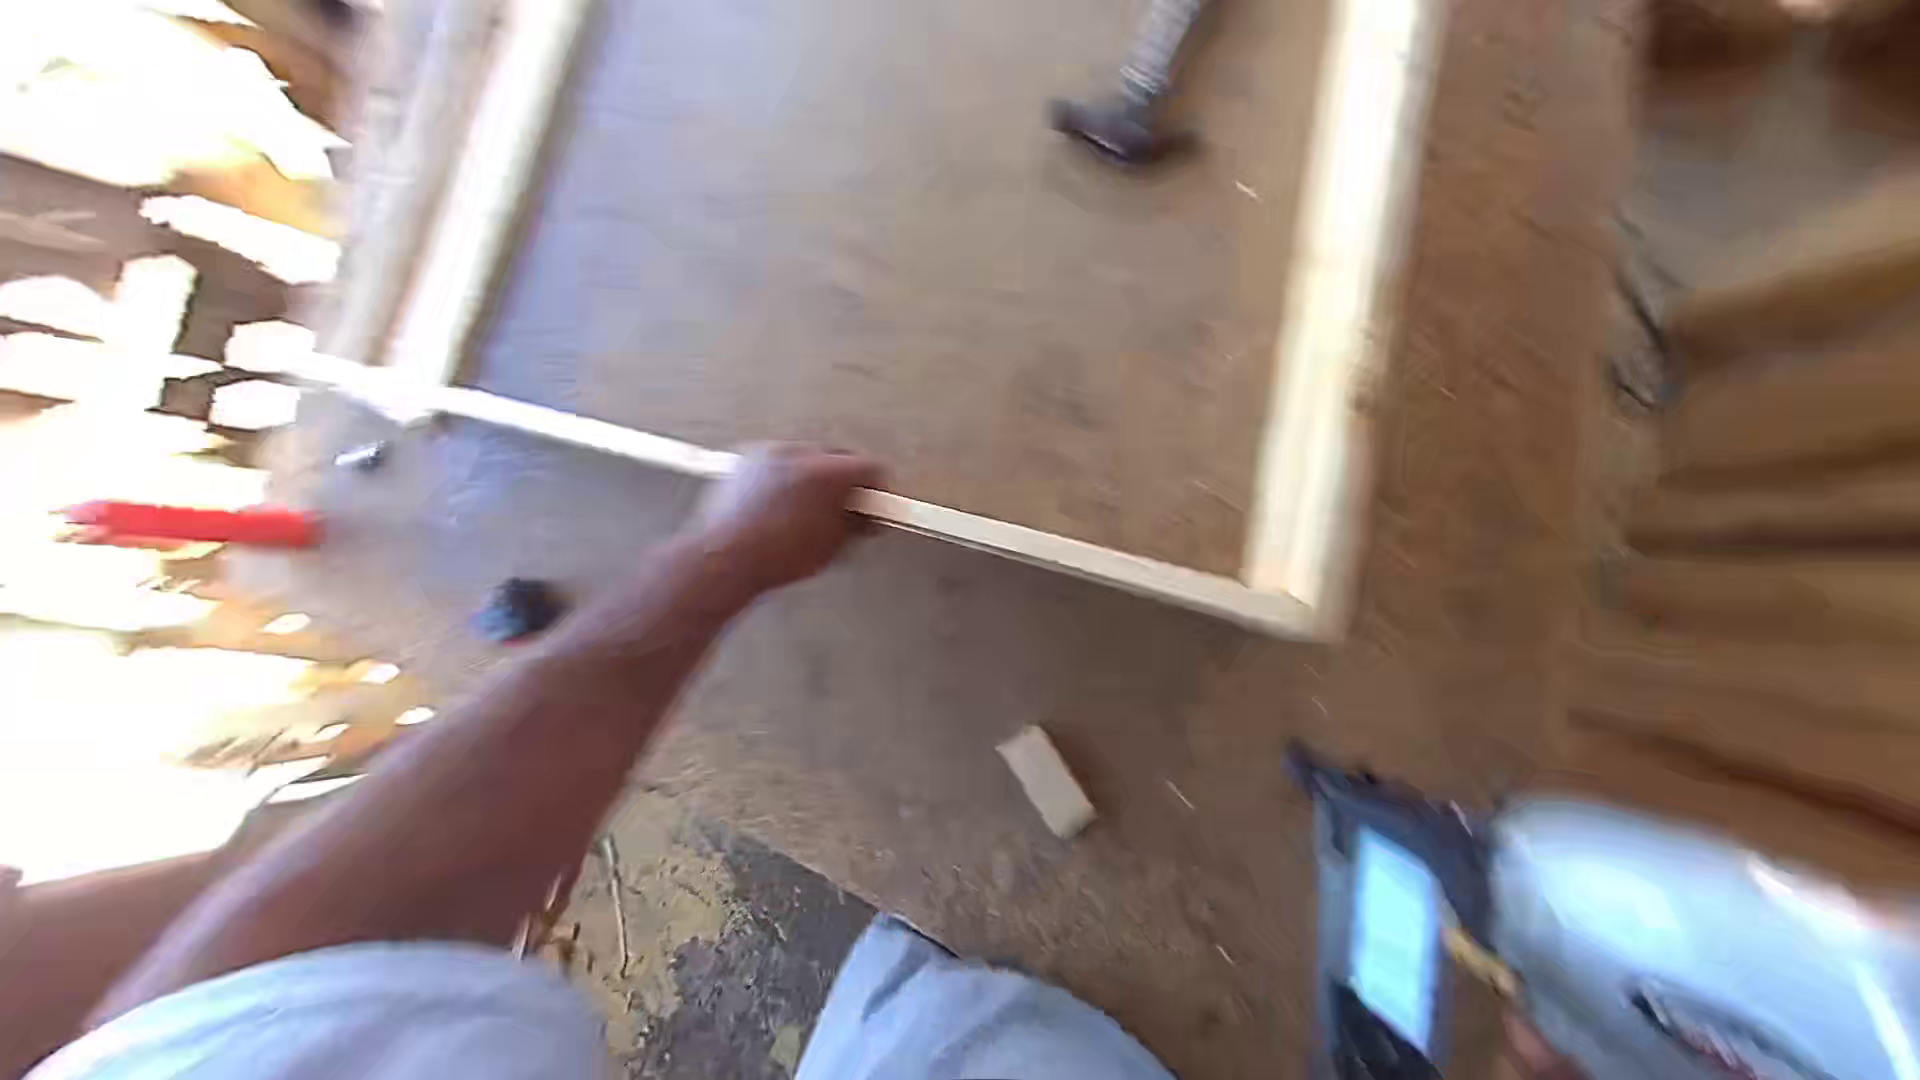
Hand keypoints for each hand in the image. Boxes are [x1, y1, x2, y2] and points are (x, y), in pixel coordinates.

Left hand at [692, 443, 882, 593]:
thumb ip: (858, 522)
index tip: (876, 500)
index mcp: (828, 473)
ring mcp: (770, 453)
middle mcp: (800, 453)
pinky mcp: (747, 458)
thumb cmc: (775, 557)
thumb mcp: (833, 545)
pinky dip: (787, 476)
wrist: (725, 559)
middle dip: (845, 481)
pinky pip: (780, 461)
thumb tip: (866, 515)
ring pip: (808, 457)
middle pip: (839, 458)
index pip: (870, 467)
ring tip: (810, 508)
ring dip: (815, 477)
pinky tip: (784, 503)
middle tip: (846, 507)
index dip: (878, 487)